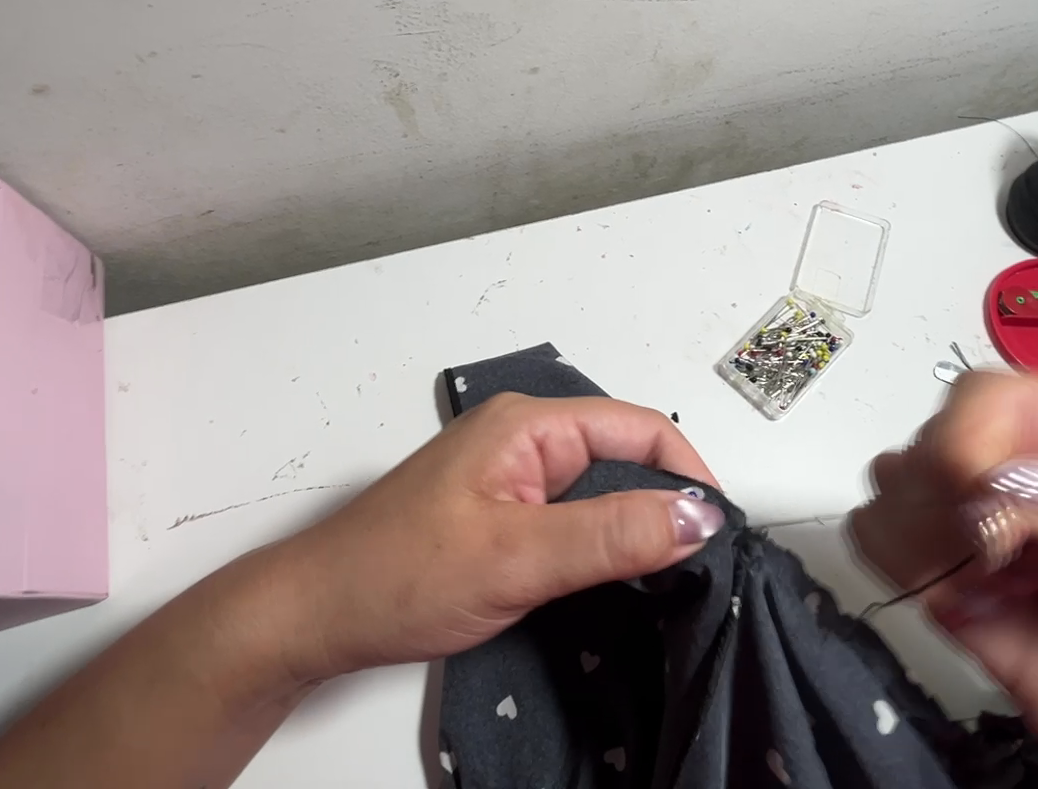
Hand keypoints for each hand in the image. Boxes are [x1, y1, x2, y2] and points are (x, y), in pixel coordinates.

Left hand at [271, 392, 725, 681]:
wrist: (319, 613)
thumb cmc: (401, 576)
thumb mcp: (518, 556)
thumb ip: (611, 534)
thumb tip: (699, 516)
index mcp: (527, 424)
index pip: (635, 429)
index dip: (686, 473)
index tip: (718, 533)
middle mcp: (522, 437)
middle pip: (620, 456)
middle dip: (663, 503)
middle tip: (697, 567)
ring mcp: (510, 474)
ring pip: (598, 490)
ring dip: (632, 527)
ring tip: (665, 578)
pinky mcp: (501, 509)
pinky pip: (571, 515)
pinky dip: (599, 542)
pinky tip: (613, 578)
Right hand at [850, 372, 1037, 788]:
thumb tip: (1019, 496)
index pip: (988, 397)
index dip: (968, 438)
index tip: (986, 511)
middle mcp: (1015, 471)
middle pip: (928, 439)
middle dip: (948, 504)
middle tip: (1008, 568)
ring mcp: (968, 524)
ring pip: (887, 483)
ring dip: (922, 539)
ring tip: (994, 588)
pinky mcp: (937, 577)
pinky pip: (870, 539)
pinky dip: (899, 566)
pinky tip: (966, 601)